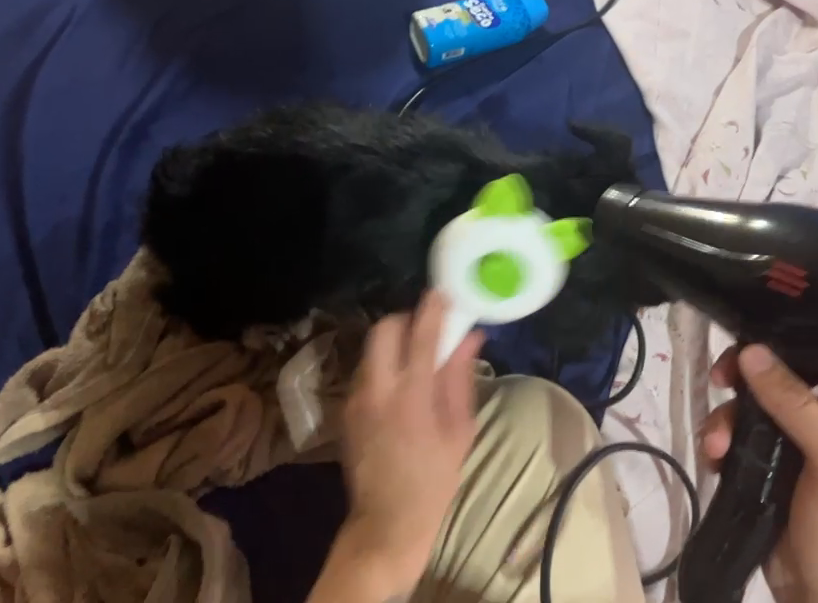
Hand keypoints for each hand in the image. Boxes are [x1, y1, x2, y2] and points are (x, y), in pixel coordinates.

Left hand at [311, 292, 483, 602]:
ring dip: (395, 342)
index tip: (445, 293)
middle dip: (407, 319)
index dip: (434, 307)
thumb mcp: (459, 430)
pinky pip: (366, 368)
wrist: (386, 523)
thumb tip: (471, 335)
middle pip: (385, 328)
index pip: (422, 334)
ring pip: (373, 347)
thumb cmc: (434, 480)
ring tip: (417, 358)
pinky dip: (384, 364)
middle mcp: (377, 388)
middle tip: (429, 329)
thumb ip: (460, 377)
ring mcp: (356, 397)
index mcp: (411, 395)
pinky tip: (400, 383)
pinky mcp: (346, 407)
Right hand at [701, 345, 817, 602]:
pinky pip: (743, 430)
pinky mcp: (774, 461)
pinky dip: (725, 437)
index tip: (773, 321)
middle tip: (721, 375)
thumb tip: (750, 351)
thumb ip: (795, 403)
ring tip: (715, 439)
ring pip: (760, 400)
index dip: (817, 333)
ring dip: (730, 414)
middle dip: (751, 374)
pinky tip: (714, 453)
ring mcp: (804, 440)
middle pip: (791, 372)